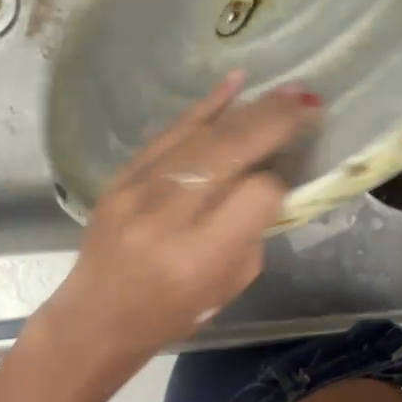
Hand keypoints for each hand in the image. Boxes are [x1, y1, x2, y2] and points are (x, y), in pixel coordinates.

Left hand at [36, 71, 320, 369]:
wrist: (95, 319)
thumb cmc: (171, 314)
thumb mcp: (227, 286)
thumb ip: (250, 233)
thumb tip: (270, 179)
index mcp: (197, 257)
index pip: (254, 195)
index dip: (279, 183)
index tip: (288, 181)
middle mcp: (165, 218)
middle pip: (227, 152)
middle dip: (272, 122)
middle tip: (306, 100)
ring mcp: (136, 192)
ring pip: (200, 136)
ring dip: (247, 109)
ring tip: (284, 92)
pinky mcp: (120, 177)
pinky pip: (168, 133)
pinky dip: (205, 107)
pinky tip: (235, 82)